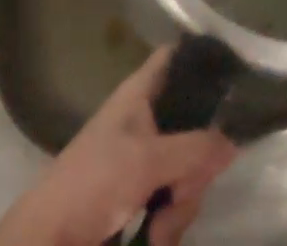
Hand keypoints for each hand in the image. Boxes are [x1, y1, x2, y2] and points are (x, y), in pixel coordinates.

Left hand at [0, 47, 238, 245]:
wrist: (50, 240)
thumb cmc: (93, 181)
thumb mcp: (147, 161)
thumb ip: (196, 148)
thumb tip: (234, 141)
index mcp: (141, 95)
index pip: (176, 58)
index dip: (203, 59)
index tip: (236, 76)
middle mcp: (149, 122)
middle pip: (198, 126)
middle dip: (197, 165)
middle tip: (181, 185)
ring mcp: (148, 161)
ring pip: (192, 170)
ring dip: (183, 203)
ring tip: (159, 224)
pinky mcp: (146, 196)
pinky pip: (178, 200)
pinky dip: (172, 221)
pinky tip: (157, 235)